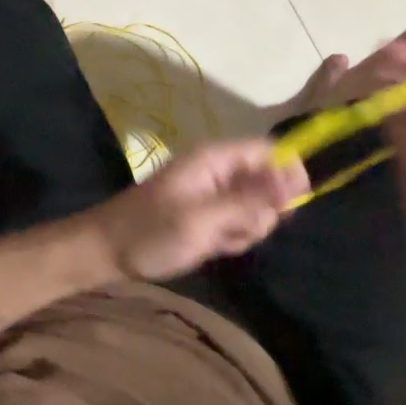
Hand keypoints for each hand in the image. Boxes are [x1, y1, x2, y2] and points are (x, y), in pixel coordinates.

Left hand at [95, 140, 309, 281]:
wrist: (108, 253)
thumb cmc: (151, 231)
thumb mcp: (203, 218)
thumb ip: (250, 199)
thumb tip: (297, 177)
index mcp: (215, 159)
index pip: (269, 151)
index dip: (287, 174)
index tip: (289, 206)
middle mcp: (219, 172)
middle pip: (268, 183)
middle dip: (262, 210)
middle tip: (234, 227)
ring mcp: (215, 196)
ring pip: (257, 209)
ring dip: (247, 228)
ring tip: (217, 239)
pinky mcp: (211, 218)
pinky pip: (241, 225)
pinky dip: (233, 239)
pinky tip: (212, 248)